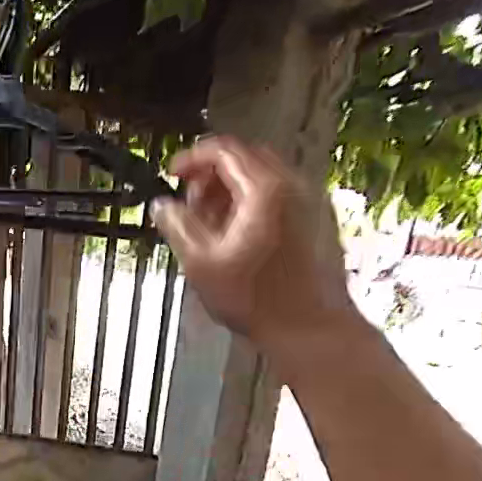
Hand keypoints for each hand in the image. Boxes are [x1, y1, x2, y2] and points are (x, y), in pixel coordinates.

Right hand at [152, 137, 357, 349]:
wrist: (311, 329)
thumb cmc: (258, 301)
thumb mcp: (201, 262)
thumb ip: (177, 226)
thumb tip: (162, 206)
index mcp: (265, 190)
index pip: (225, 150)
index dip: (192, 158)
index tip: (174, 173)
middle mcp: (294, 187)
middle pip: (246, 159)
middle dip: (212, 175)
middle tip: (191, 201)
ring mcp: (311, 203)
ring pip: (264, 179)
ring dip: (232, 191)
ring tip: (211, 225)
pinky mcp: (319, 223)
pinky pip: (281, 198)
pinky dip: (255, 204)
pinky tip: (238, 237)